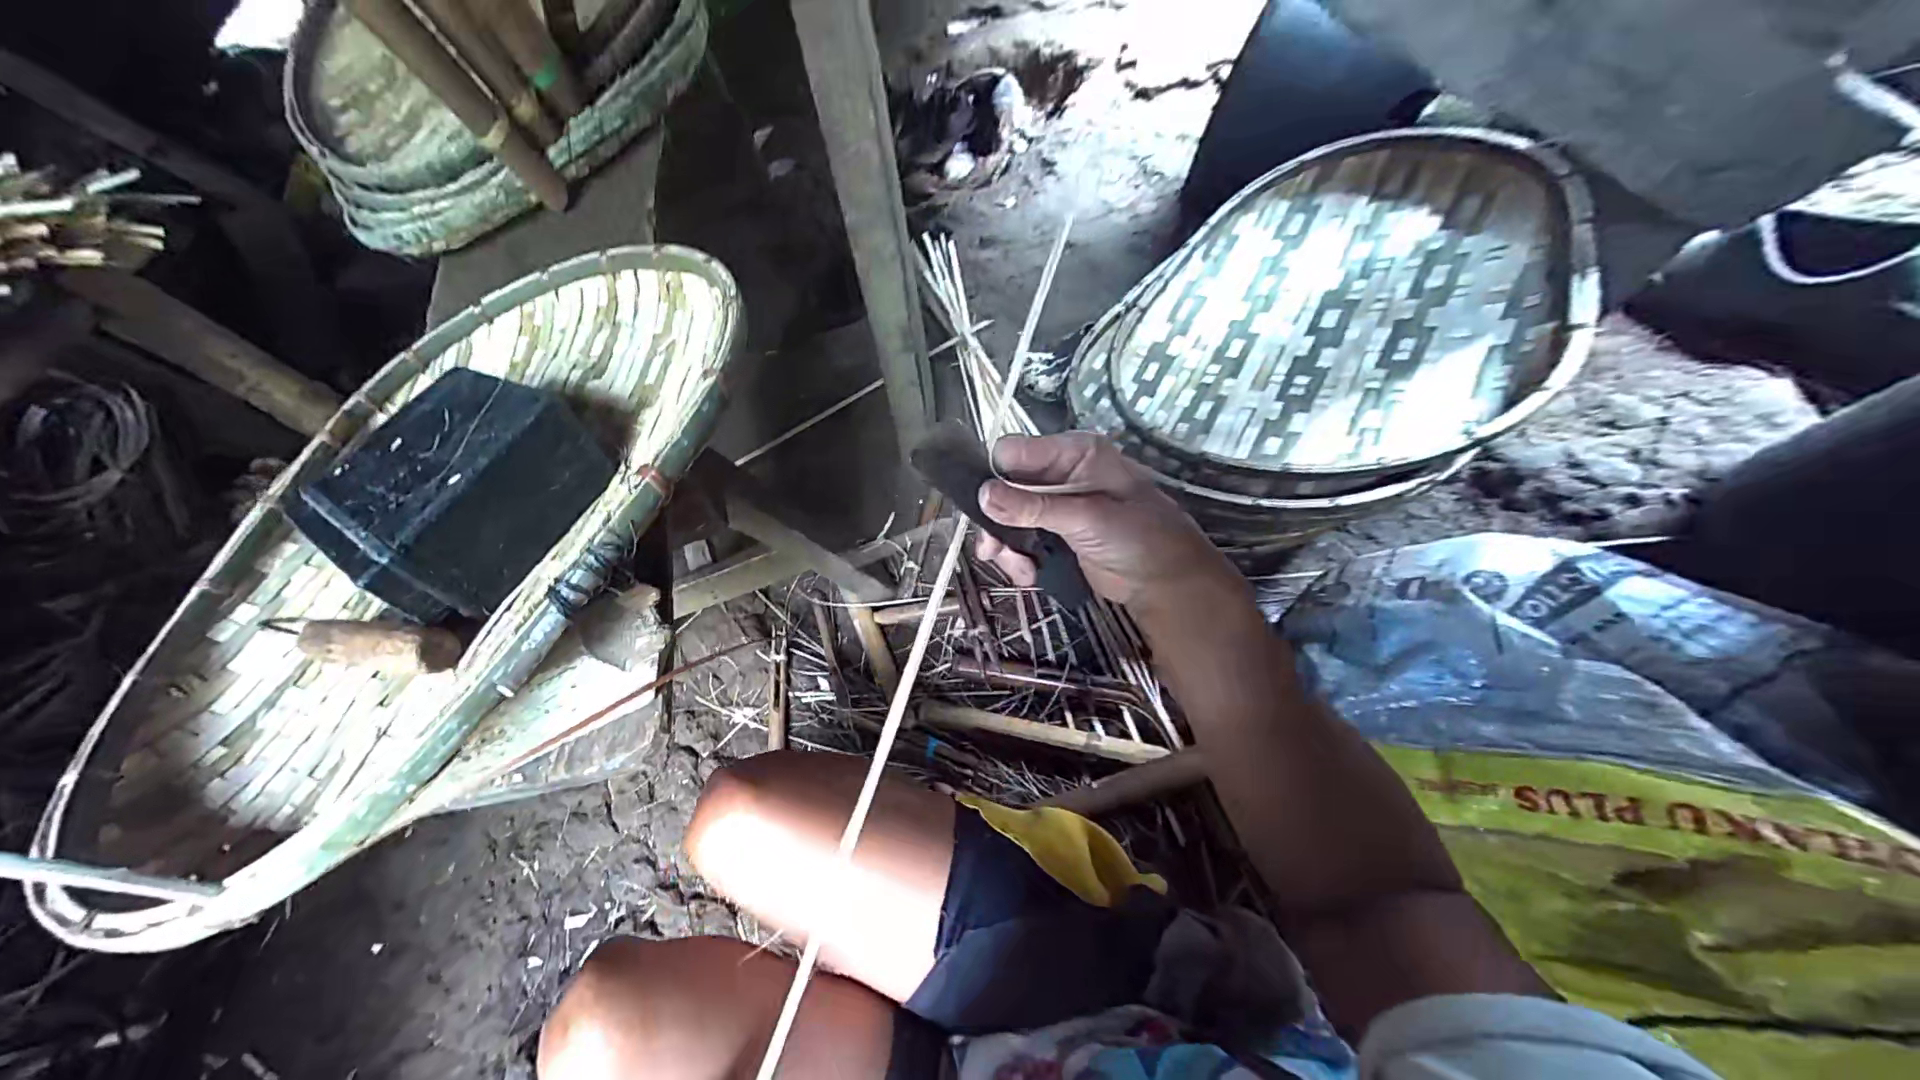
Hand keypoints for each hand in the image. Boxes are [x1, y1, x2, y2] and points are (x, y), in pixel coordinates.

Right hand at [974, 431, 1239, 610]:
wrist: (1166, 581)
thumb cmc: (1139, 536)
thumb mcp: (1085, 517)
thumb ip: (1033, 506)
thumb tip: (983, 495)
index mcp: (1073, 453)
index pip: (1014, 452)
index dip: (994, 477)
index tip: (984, 508)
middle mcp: (1060, 473)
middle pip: (1005, 487)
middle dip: (996, 520)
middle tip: (991, 550)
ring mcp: (1056, 505)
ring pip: (1007, 517)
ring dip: (1007, 545)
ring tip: (1019, 569)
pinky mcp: (1054, 534)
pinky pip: (1020, 539)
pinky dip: (1019, 558)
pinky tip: (1029, 574)